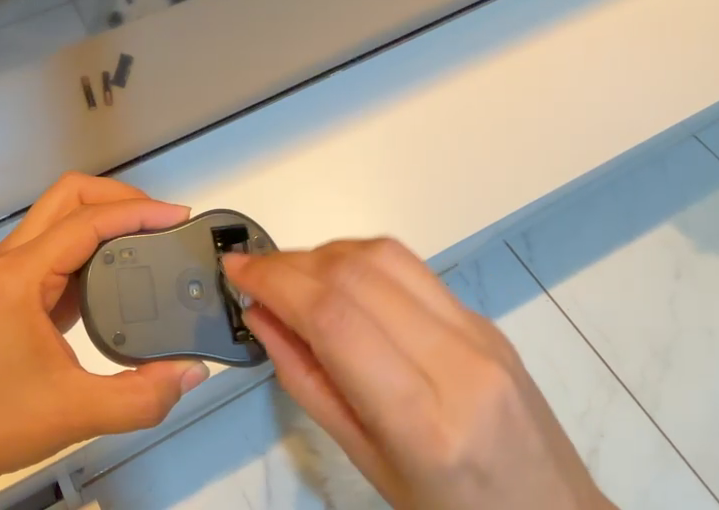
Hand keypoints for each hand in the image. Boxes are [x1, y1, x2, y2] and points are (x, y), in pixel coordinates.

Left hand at [0, 175, 210, 508]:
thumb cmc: (0, 421)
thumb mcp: (79, 412)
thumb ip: (143, 396)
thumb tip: (192, 370)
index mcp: (22, 275)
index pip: (86, 221)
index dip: (136, 212)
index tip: (177, 218)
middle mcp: (14, 259)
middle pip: (68, 195)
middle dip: (119, 196)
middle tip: (162, 220)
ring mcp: (13, 271)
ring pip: (61, 214)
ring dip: (105, 213)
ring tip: (150, 235)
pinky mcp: (19, 287)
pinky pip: (59, 243)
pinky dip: (93, 241)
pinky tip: (123, 266)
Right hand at [224, 240, 612, 509]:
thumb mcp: (369, 465)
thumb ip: (308, 383)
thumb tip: (260, 315)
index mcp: (425, 422)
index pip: (334, 320)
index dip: (275, 282)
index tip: (234, 271)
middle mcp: (457, 364)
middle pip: (355, 275)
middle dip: (290, 262)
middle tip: (253, 273)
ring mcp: (478, 333)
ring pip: (382, 254)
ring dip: (321, 252)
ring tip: (290, 276)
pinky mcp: (484, 318)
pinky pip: (409, 266)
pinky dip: (356, 259)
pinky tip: (335, 280)